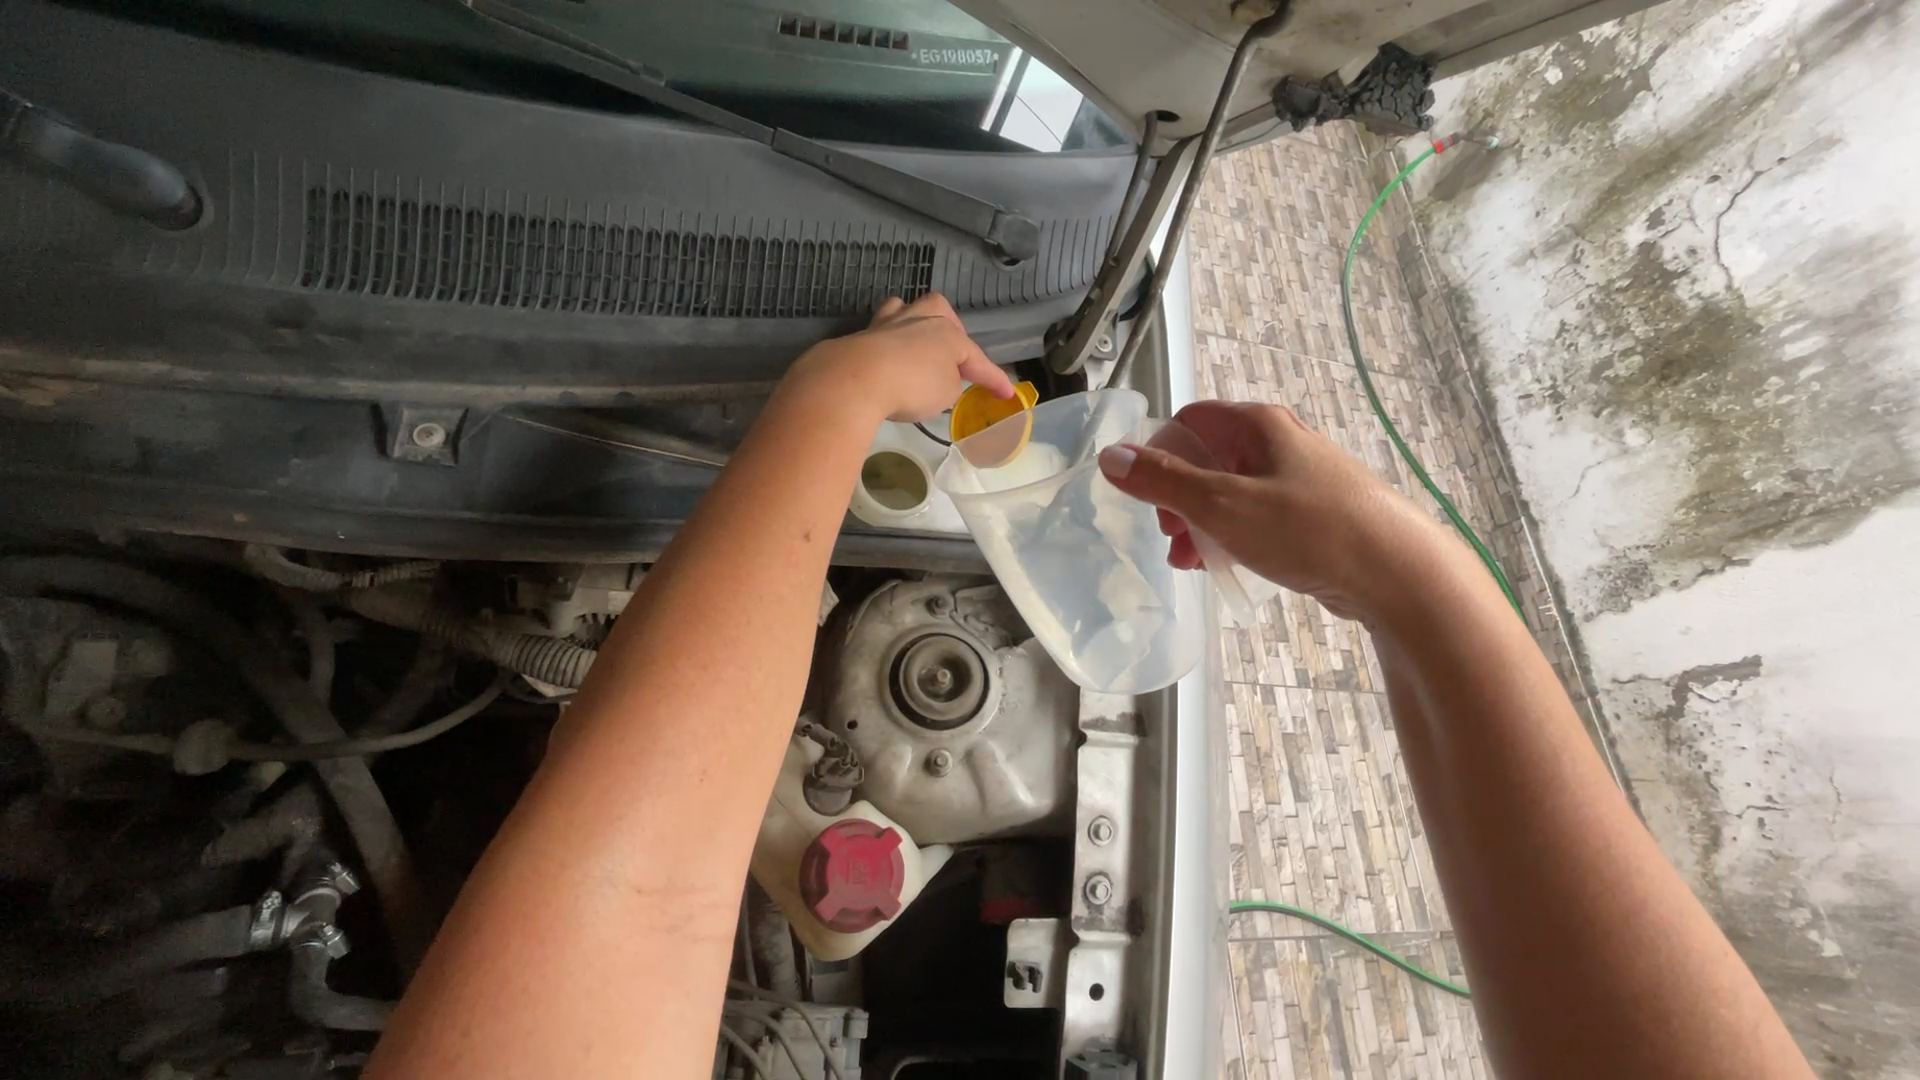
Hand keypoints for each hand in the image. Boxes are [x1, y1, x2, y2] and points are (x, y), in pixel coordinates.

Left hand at [788, 294, 1013, 421]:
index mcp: (948, 334)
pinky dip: (888, 342)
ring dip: (915, 323)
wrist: (856, 378)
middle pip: (940, 311)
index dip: (994, 378)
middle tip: (951, 355)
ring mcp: (888, 324)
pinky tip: (887, 356)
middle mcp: (921, 320)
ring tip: (916, 342)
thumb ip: (949, 383)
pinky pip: (881, 330)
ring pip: (906, 309)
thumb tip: (939, 378)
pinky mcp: (862, 335)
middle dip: (949, 328)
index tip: (1007, 394)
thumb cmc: (912, 386)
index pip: (977, 358)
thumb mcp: (944, 393)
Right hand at [1098, 400, 1452, 621]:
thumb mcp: (1221, 504)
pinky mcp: (1312, 513)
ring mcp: (1299, 478)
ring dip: (1200, 522)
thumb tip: (1110, 456)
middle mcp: (1278, 442)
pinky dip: (1231, 535)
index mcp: (1257, 426)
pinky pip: (1256, 516)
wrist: (1397, 573)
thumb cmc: (1306, 529)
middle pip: (1207, 458)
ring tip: (1189, 561)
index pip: (1189, 420)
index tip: (1146, 494)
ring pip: (1230, 491)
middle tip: (1168, 533)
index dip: (1158, 452)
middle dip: (1177, 496)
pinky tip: (1224, 566)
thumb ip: (1161, 480)